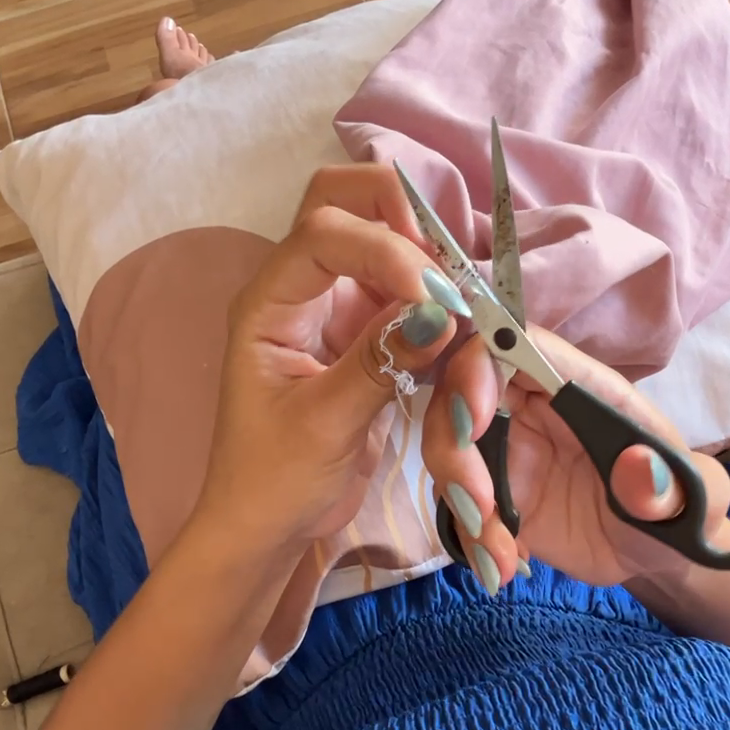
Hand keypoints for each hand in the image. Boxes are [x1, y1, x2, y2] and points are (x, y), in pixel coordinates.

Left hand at [194, 165, 457, 551]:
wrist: (268, 525)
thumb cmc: (272, 479)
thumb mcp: (323, 425)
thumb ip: (378, 363)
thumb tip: (441, 312)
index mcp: (269, 303)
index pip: (322, 234)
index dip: (382, 248)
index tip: (434, 293)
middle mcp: (300, 292)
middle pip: (341, 204)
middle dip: (395, 211)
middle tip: (444, 259)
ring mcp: (335, 311)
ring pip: (381, 246)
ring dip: (423, 257)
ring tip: (460, 296)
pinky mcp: (366, 339)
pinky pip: (404, 298)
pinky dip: (433, 301)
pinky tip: (458, 325)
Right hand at [421, 327, 729, 588]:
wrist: (653, 555)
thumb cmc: (679, 511)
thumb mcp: (696, 502)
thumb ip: (672, 488)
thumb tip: (639, 469)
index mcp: (582, 387)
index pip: (518, 347)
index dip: (480, 368)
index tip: (473, 423)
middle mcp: (534, 408)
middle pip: (460, 394)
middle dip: (453, 447)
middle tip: (481, 511)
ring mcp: (507, 450)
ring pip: (448, 450)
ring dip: (460, 504)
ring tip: (503, 557)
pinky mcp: (491, 493)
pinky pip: (456, 502)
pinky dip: (469, 537)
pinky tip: (505, 568)